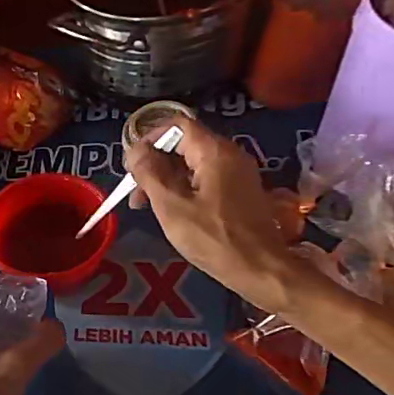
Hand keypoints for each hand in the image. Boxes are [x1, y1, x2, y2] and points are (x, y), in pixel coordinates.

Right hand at [127, 118, 301, 312]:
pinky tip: (174, 212)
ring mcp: (239, 174)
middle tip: (136, 192)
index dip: (149, 138)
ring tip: (150, 206)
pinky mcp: (241, 193)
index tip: (132, 164)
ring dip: (168, 179)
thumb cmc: (213, 238)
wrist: (261, 269)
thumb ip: (149, 173)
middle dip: (155, 164)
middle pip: (185, 144)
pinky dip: (185, 189)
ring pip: (194, 164)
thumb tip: (135, 150)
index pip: (177, 125)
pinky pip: (207, 180)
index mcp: (215, 152)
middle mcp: (231, 155)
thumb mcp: (171, 206)